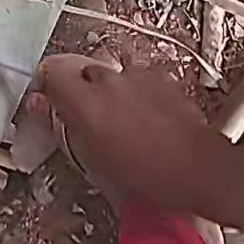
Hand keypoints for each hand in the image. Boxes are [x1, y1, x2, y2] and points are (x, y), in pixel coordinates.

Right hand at [29, 54, 224, 212]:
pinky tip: (147, 112)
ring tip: (123, 115)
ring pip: (112, 73)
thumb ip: (69, 123)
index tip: (50, 98)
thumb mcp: (98, 156)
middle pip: (83, 71)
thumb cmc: (147, 172)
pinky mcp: (160, 76)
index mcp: (87, 101)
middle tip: (91, 116)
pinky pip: (138, 77)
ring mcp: (137, 74)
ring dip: (112, 88)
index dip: (49, 84)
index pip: (53, 74)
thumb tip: (43, 104)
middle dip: (83, 88)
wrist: (200, 167)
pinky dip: (136, 89)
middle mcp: (109, 80)